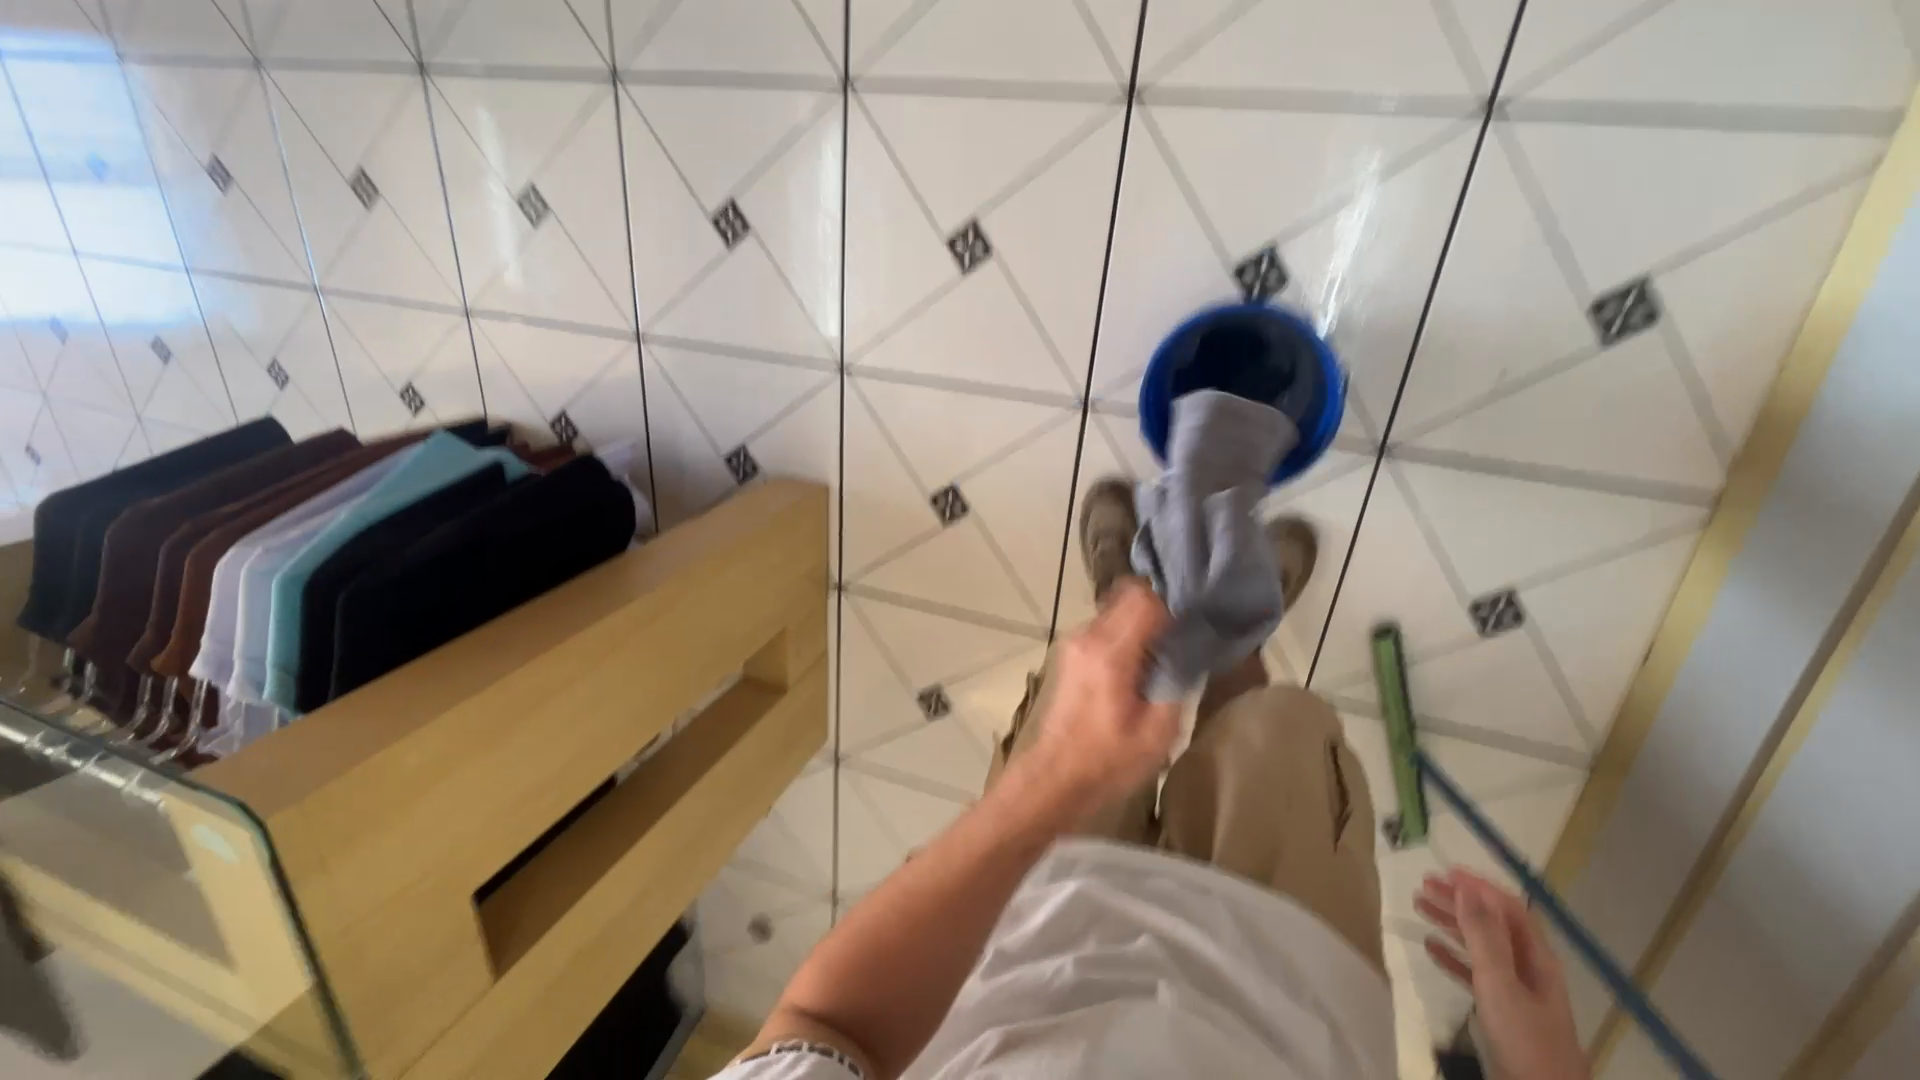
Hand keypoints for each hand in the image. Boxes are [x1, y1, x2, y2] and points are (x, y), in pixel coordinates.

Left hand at [1021, 581, 1181, 818]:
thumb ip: (1177, 682)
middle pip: (1128, 597)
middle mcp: (1086, 637)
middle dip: (1159, 610)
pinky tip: (1140, 667)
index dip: (1174, 604)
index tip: (1194, 621)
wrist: (1055, 779)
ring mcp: (1073, 644)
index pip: (1145, 598)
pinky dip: (1125, 637)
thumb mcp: (1159, 731)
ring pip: (1116, 611)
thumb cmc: (1108, 760)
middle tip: (1184, 635)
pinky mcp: (1069, 655)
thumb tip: (1190, 652)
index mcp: (1109, 651)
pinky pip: (1104, 629)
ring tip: (1164, 655)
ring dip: (1141, 625)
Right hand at [1418, 869, 1589, 1079]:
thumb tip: (1467, 888)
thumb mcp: (1501, 983)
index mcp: (1536, 957)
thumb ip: (1483, 936)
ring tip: (1419, 906)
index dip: (1479, 887)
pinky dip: (1452, 956)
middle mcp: (1527, 966)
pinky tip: (1430, 947)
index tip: (1445, 871)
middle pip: (1492, 922)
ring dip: (1451, 922)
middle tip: (1423, 883)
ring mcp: (1516, 989)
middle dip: (1459, 900)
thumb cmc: (1525, 1037)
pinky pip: (1474, 972)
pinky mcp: (1502, 1009)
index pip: (1508, 908)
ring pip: (1480, 944)